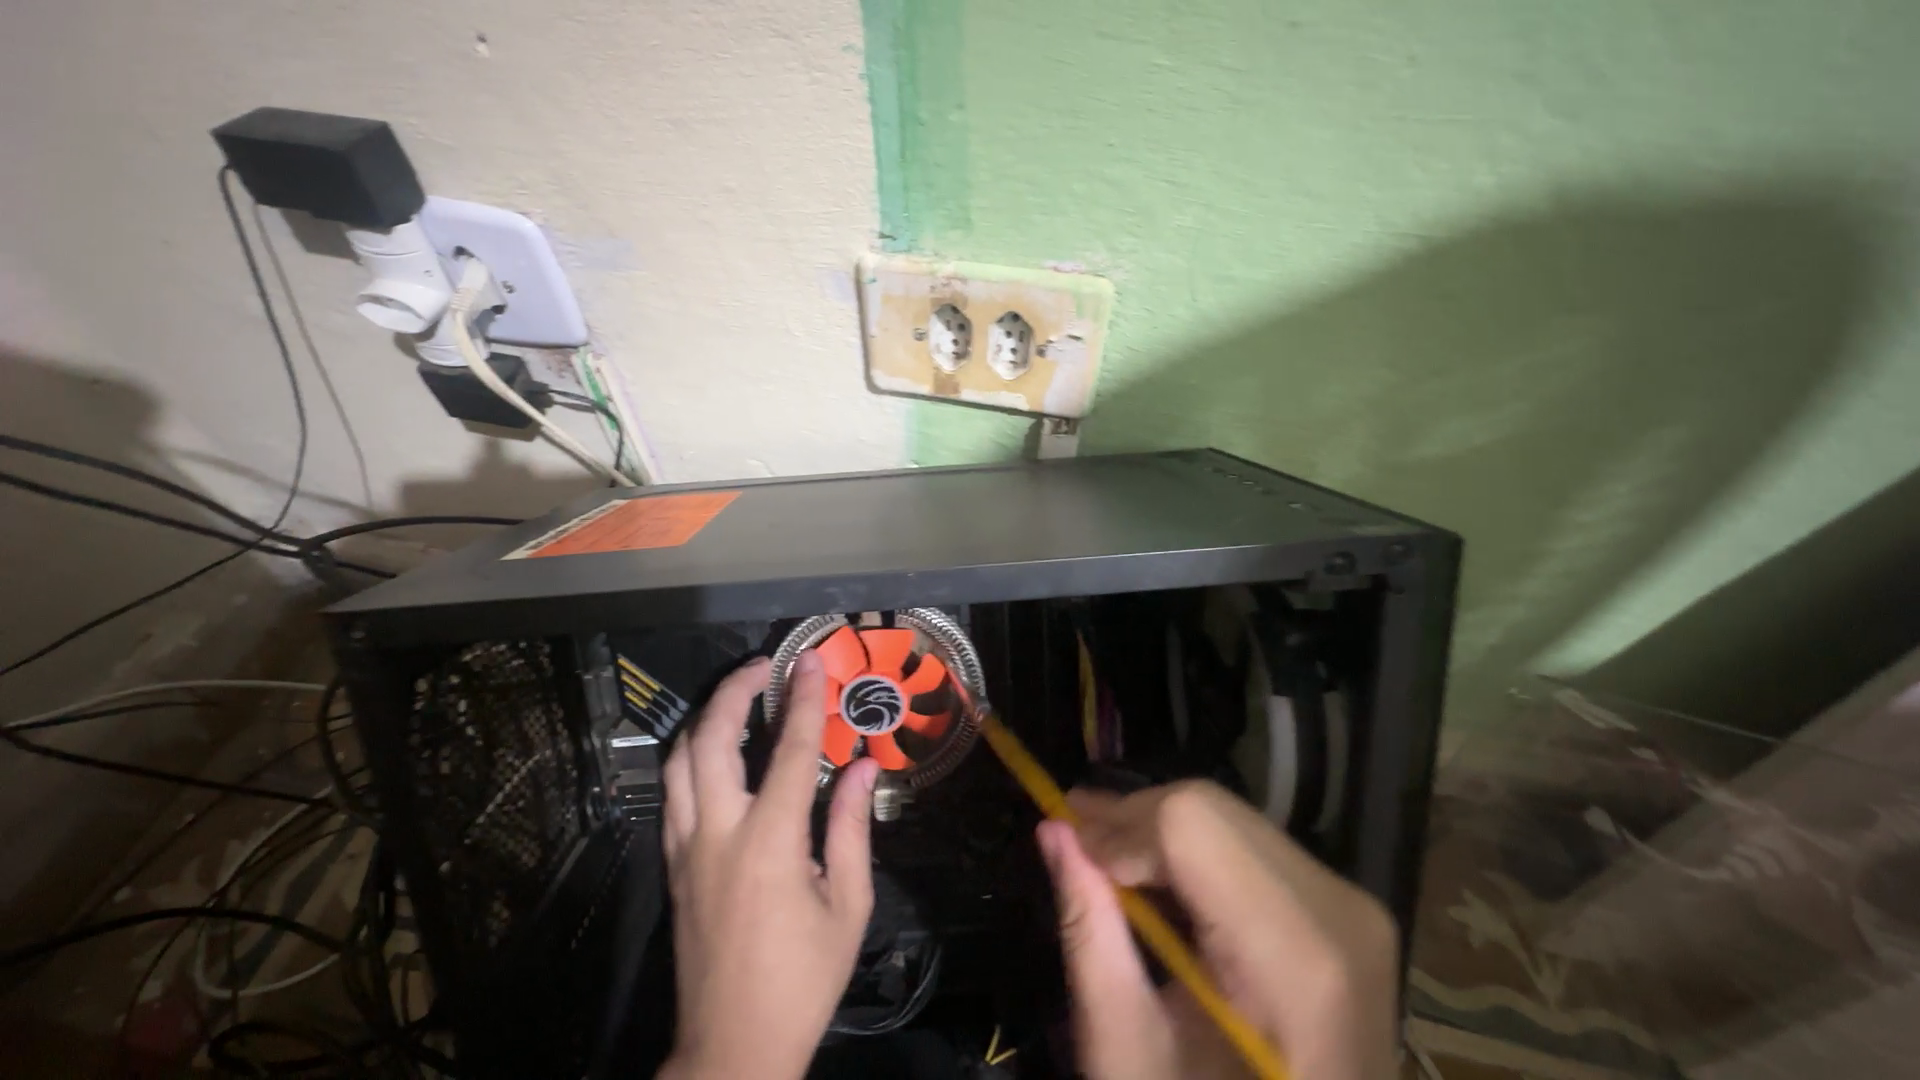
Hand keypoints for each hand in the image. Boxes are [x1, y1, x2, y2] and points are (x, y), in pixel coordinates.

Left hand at [658, 654, 883, 1079]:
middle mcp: (718, 834)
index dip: (804, 701)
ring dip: (706, 720)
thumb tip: (861, 770)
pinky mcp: (673, 867)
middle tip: (762, 667)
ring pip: (679, 762)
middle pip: (711, 740)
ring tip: (737, 699)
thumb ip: (853, 828)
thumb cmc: (803, 980)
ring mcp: (686, 850)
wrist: (734, 1045)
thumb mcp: (847, 905)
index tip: (811, 662)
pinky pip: (674, 794)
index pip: (789, 751)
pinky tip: (716, 756)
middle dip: (733, 692)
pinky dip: (693, 759)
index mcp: (770, 843)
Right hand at [1037, 780, 1398, 1079]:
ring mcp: (1353, 907)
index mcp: (1294, 958)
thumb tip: (1053, 832)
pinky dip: (1196, 856)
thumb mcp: (1128, 1052)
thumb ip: (1089, 932)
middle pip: (1211, 811)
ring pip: (1230, 818)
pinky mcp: (1350, 911)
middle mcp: (1339, 911)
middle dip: (1135, 824)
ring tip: (1112, 871)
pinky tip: (1164, 892)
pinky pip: (1254, 846)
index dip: (1120, 826)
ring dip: (1161, 836)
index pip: (1191, 824)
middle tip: (1077, 850)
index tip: (1071, 854)